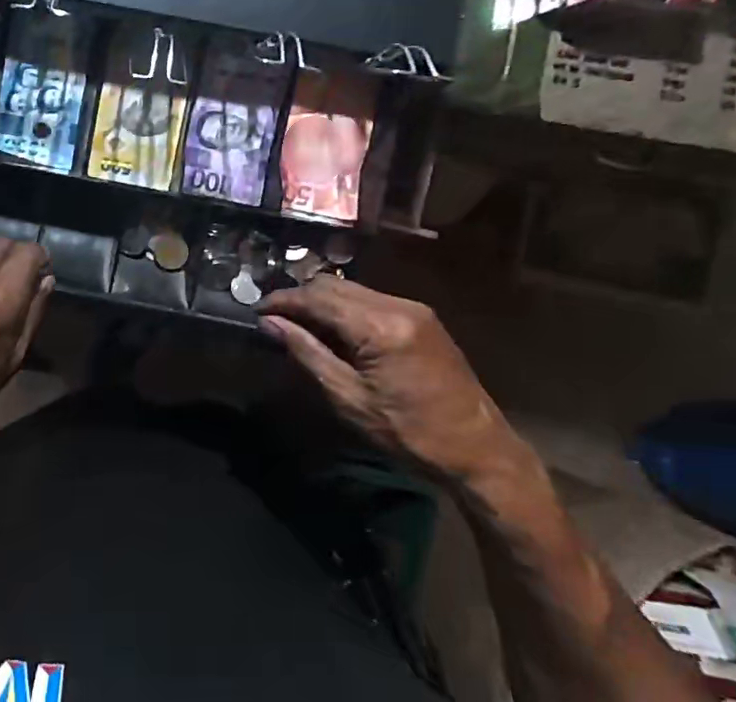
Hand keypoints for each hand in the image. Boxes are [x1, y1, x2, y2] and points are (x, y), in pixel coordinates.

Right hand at [257, 275, 523, 487]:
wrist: (479, 451)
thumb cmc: (408, 433)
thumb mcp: (348, 398)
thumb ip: (307, 353)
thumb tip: (270, 323)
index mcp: (379, 327)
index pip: (317, 298)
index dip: (282, 301)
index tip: (257, 310)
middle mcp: (397, 306)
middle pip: (333, 285)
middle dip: (300, 297)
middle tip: (275, 319)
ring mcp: (413, 309)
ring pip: (352, 289)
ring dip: (322, 301)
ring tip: (300, 326)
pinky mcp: (422, 318)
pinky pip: (371, 300)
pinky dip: (345, 308)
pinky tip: (334, 331)